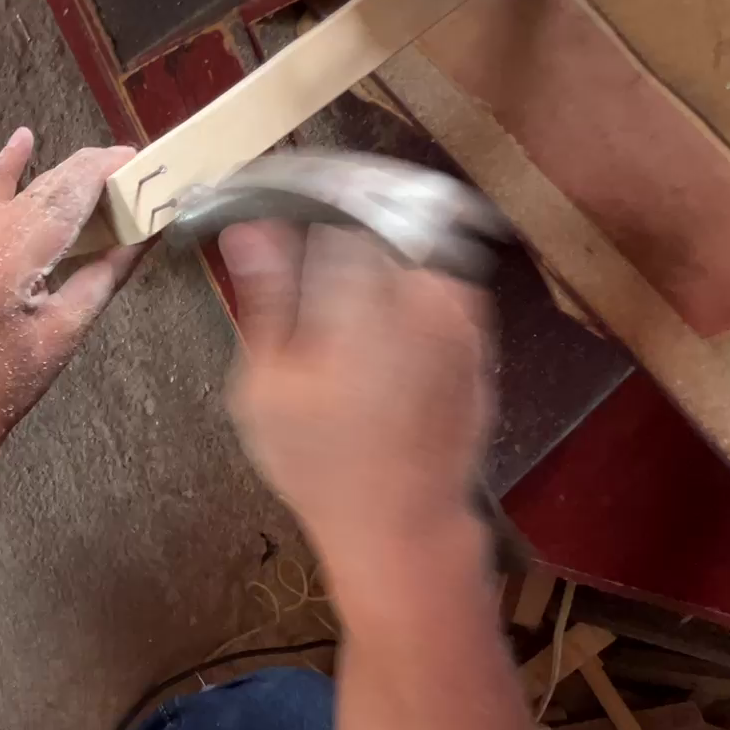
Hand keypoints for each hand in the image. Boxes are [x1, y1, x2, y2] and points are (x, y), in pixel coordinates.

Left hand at [0, 128, 147, 452]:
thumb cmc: (7, 386)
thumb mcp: (65, 333)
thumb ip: (106, 274)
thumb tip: (148, 231)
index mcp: (4, 265)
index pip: (64, 198)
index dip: (104, 172)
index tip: (140, 158)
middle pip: (41, 191)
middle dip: (87, 175)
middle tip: (132, 168)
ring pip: (15, 198)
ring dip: (57, 185)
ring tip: (100, 175)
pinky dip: (6, 179)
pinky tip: (23, 140)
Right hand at [220, 221, 492, 574]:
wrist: (400, 524)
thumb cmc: (317, 462)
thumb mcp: (267, 387)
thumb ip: (266, 299)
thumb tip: (249, 229)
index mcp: (368, 295)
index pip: (334, 207)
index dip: (296, 206)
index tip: (265, 218)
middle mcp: (427, 289)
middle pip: (373, 226)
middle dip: (329, 245)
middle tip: (296, 292)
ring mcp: (464, 315)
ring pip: (404, 258)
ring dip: (365, 273)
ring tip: (331, 329)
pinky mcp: (480, 340)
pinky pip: (432, 292)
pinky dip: (397, 301)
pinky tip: (369, 352)